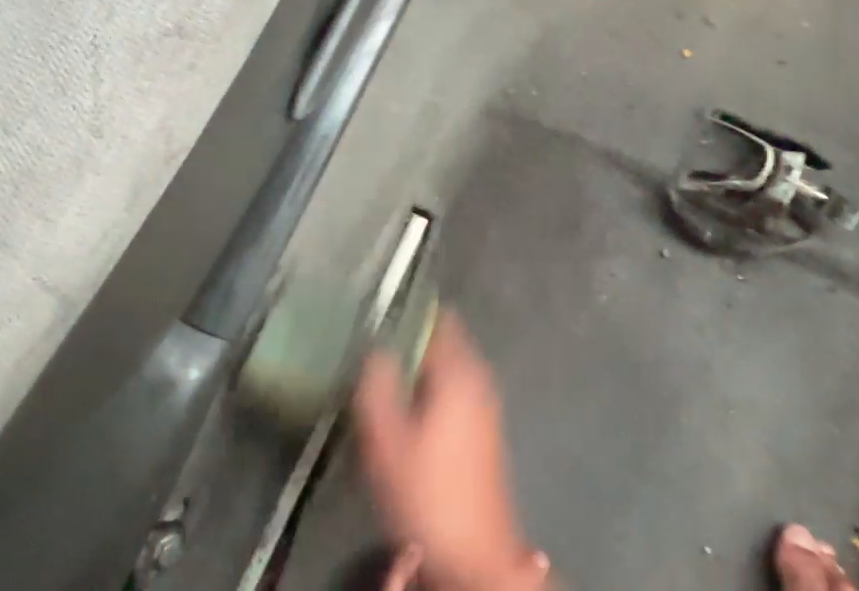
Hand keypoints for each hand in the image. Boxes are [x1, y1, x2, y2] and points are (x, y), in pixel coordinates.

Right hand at [354, 312, 548, 590]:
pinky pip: (453, 388)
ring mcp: (485, 404)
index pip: (437, 318)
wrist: (473, 551)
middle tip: (372, 338)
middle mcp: (479, 378)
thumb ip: (377, 385)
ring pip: (448, 366)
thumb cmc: (427, 491)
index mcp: (459, 371)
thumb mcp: (387, 439)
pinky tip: (405, 403)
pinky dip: (430, 385)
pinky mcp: (484, 427)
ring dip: (419, 363)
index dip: (408, 309)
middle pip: (443, 341)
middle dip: (411, 336)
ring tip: (382, 368)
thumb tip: (373, 345)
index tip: (378, 306)